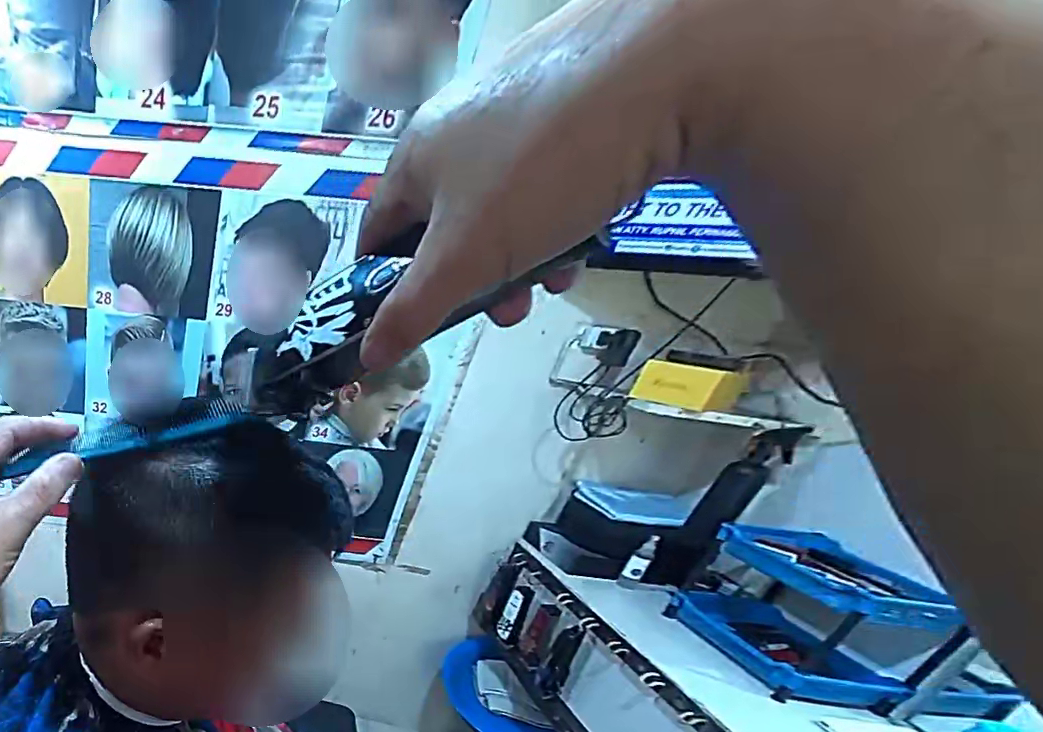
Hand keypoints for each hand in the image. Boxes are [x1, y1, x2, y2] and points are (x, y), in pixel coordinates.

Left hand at [0, 417, 81, 654]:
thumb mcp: (12, 523)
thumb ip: (46, 487)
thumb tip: (74, 460)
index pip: (5, 430)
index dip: (44, 427)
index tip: (76, 430)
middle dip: (31, 436)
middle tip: (66, 440)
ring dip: (20, 454)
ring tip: (52, 457)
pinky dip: (8, 473)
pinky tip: (26, 483)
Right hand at [356, 0, 718, 369]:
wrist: (675, 64)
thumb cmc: (540, 171)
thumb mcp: (464, 260)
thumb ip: (410, 312)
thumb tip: (367, 356)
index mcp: (414, 159)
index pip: (375, 237)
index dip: (384, 288)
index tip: (413, 323)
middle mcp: (455, 127)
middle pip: (442, 230)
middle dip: (467, 284)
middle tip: (499, 311)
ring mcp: (515, 109)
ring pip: (497, 212)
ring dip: (516, 261)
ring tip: (550, 282)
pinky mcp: (570, 102)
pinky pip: (543, 182)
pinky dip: (555, 221)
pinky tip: (585, 237)